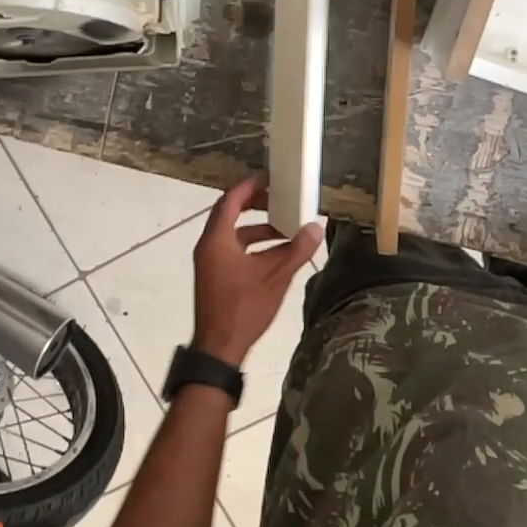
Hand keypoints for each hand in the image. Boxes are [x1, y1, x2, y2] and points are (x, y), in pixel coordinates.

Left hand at [189, 176, 323, 366]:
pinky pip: (233, 250)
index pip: (231, 200)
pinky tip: (277, 255)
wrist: (218, 349)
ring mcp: (209, 262)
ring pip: (234, 235)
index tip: (269, 177)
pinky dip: (253, 247)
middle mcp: (209, 246)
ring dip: (259, 230)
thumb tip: (317, 227)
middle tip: (280, 199)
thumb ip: (296, 250)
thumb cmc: (243, 309)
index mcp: (217, 239)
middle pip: (231, 214)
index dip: (250, 186)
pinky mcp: (214, 276)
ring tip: (287, 230)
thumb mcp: (275, 278)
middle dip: (256, 205)